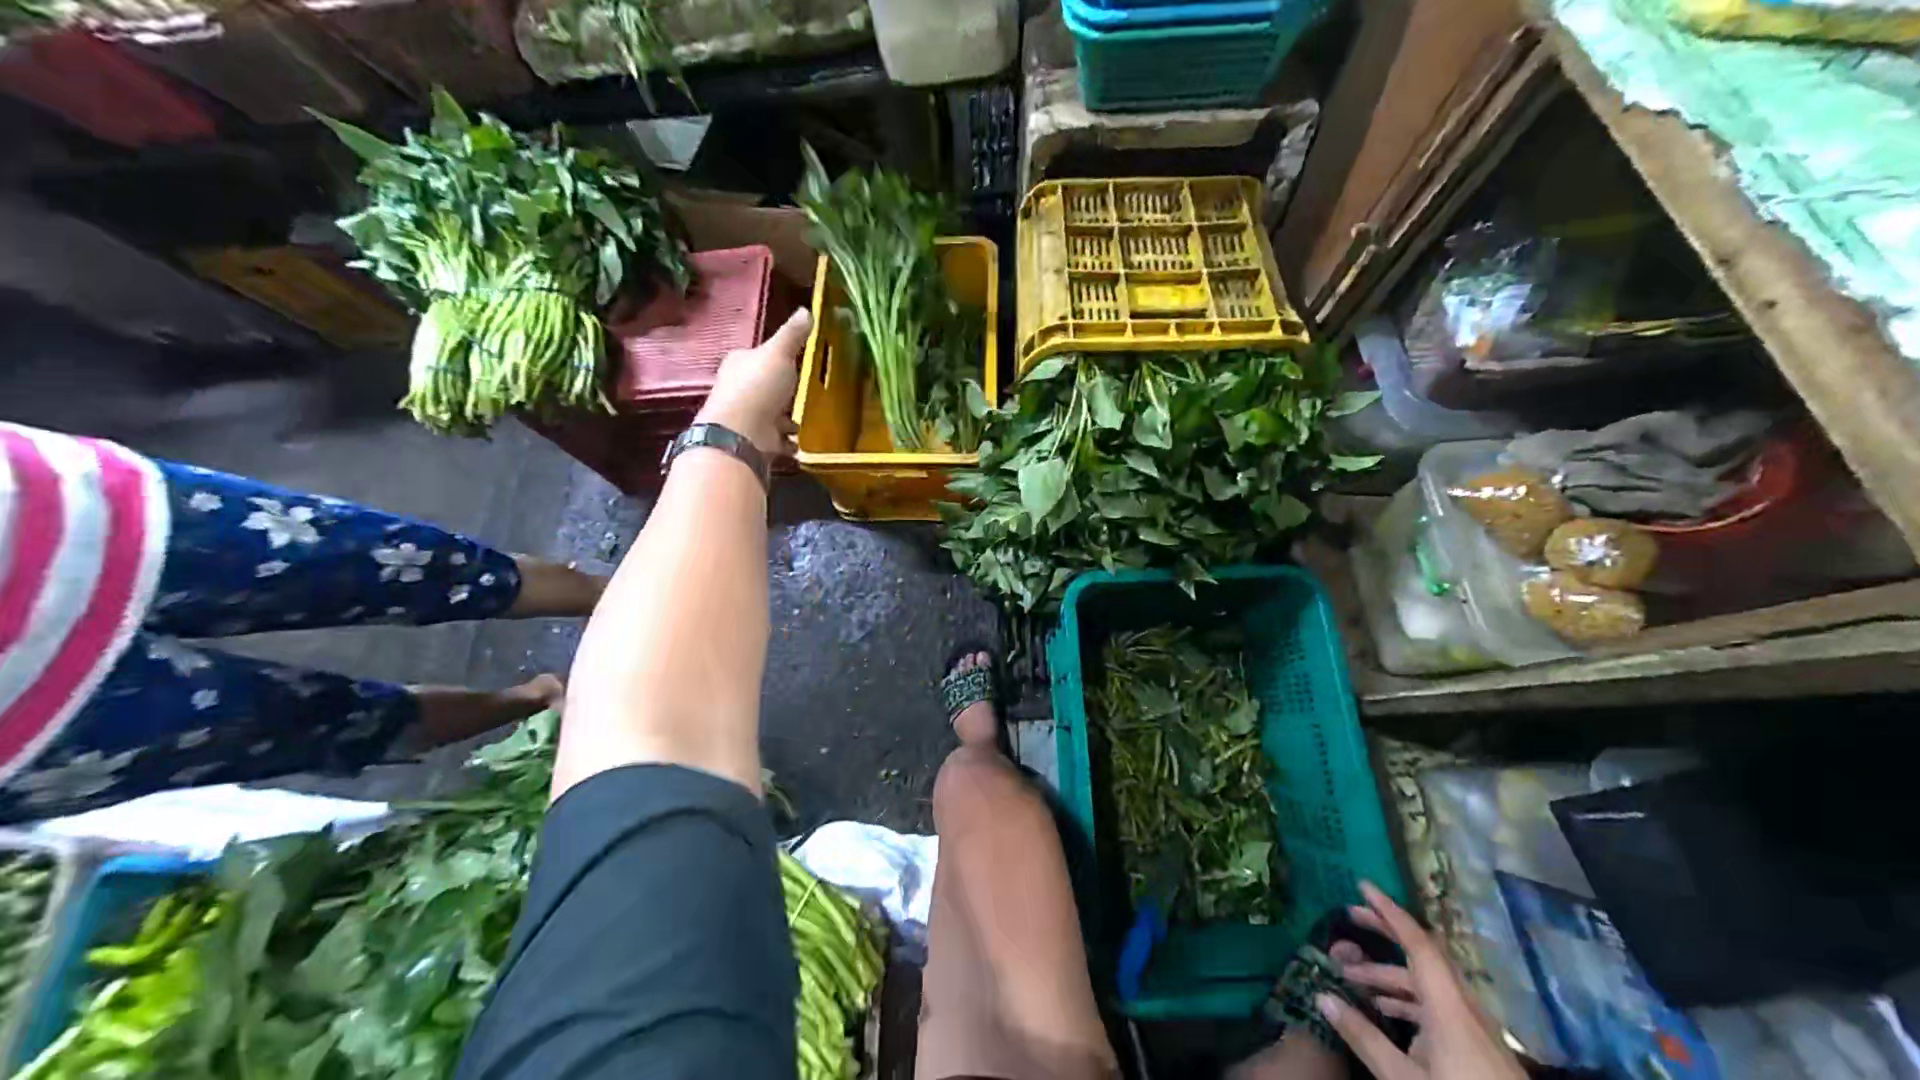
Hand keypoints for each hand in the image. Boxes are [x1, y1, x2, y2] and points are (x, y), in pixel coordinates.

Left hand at [695, 308, 810, 456]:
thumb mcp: (779, 353)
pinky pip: (777, 439)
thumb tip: (806, 309)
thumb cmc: (758, 388)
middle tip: (806, 392)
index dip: (775, 358)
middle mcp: (738, 389)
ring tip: (807, 418)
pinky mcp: (755, 441)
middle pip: (764, 386)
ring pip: (771, 414)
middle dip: (782, 390)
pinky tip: (801, 440)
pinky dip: (788, 441)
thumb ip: (793, 334)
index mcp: (739, 363)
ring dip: (787, 418)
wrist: (742, 434)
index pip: (757, 355)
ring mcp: (746, 417)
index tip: (795, 361)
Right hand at [1318, 882, 1525, 1079]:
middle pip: (1423, 955)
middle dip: (1386, 932)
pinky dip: (1407, 999)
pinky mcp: (1477, 1046)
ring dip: (1390, 975)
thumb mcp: (1404, 1078)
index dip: (1390, 911)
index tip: (1363, 886)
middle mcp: (1465, 1007)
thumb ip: (1363, 1036)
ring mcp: (1474, 1028)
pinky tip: (1384, 1011)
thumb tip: (1321, 995)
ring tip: (1352, 978)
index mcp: (1449, 1007)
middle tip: (1350, 917)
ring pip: (1428, 984)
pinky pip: (1438, 1006)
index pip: (1418, 944)